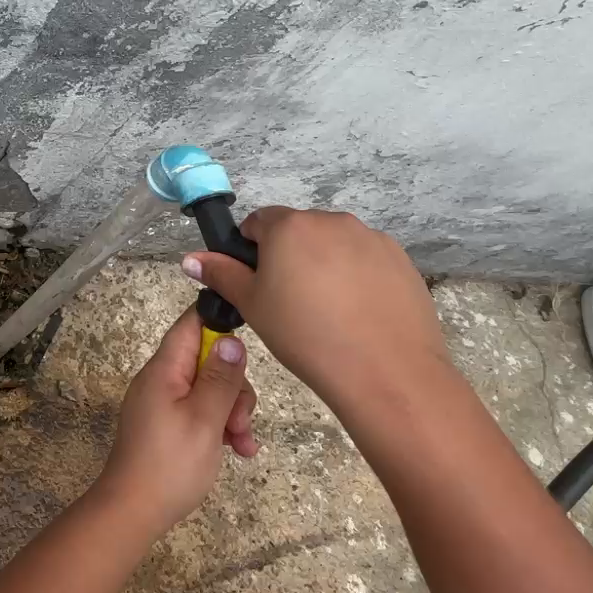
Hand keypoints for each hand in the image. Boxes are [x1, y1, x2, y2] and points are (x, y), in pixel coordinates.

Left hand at [92, 309, 256, 536]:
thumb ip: (220, 379)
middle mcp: (160, 380)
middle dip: (234, 387)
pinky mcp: (167, 425)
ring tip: (243, 445)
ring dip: (232, 413)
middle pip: (207, 362)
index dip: (219, 323)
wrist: (134, 510)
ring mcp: (163, 403)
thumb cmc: (171, 462)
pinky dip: (220, 427)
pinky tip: (238, 451)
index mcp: (163, 369)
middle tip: (240, 421)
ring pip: (209, 391)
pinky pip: (200, 413)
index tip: (249, 339)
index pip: (190, 325)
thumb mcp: (205, 419)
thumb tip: (229, 339)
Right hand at [181, 206, 448, 408]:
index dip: (251, 250)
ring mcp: (371, 239)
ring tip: (327, 311)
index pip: (258, 222)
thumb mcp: (251, 305)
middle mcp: (331, 221)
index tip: (257, 283)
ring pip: (333, 245)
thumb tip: (191, 258)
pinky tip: (357, 313)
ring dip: (323, 265)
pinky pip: (366, 260)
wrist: (386, 372)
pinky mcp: (401, 261)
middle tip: (288, 301)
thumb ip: (221, 274)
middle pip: (298, 231)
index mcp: (290, 226)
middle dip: (288, 256)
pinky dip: (356, 277)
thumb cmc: (305, 334)